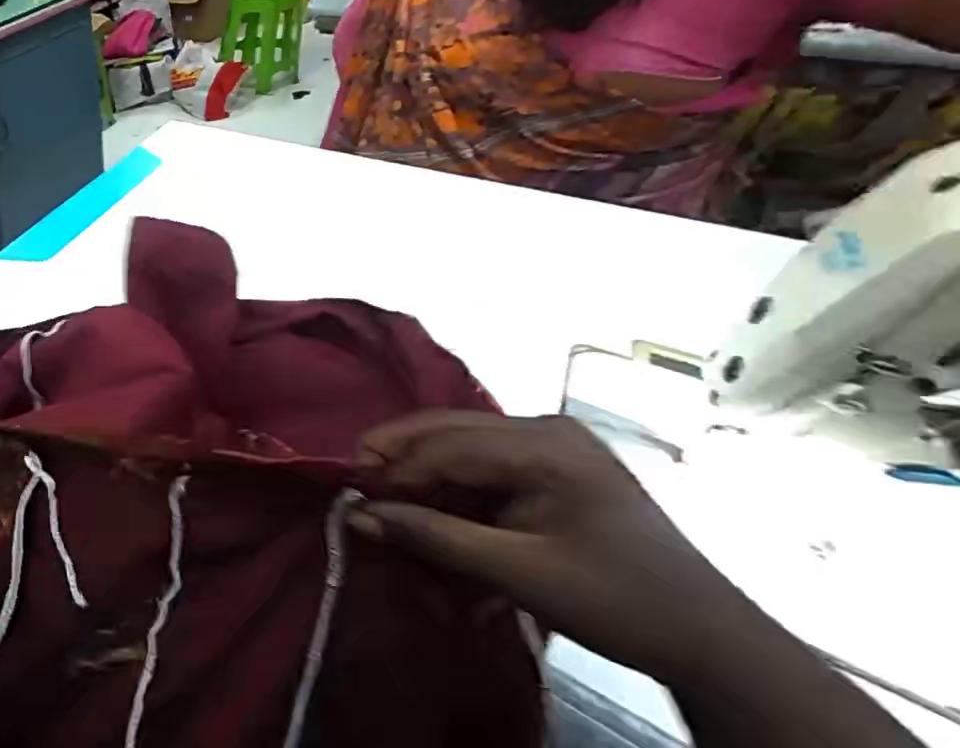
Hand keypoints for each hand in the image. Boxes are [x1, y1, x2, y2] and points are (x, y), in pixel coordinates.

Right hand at [350, 411, 758, 684]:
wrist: (713, 640)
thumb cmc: (620, 602)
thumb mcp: (520, 574)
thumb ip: (434, 538)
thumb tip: (356, 515)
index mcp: (547, 445)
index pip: (447, 444)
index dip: (395, 468)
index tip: (355, 496)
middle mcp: (544, 427)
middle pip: (447, 430)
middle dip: (398, 458)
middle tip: (358, 487)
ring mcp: (549, 442)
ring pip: (457, 442)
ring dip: (421, 472)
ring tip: (389, 500)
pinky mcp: (549, 462)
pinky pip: (480, 461)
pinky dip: (450, 484)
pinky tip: (432, 507)